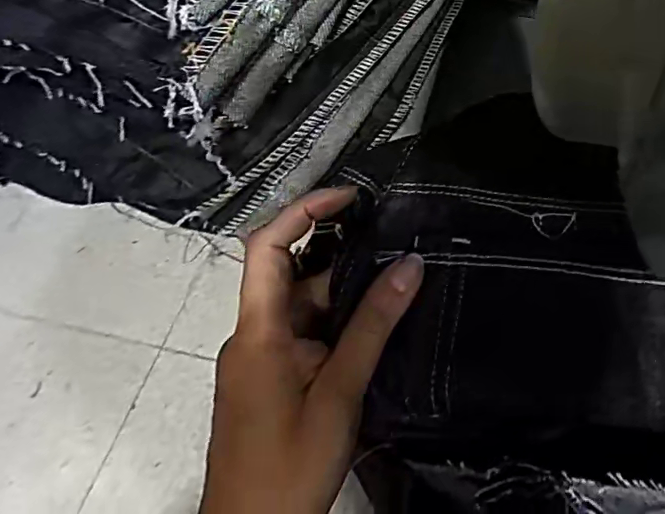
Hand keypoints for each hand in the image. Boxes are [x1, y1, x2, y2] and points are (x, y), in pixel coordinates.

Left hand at [200, 188, 423, 513]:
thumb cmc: (288, 468)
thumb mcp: (340, 392)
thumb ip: (374, 324)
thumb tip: (410, 263)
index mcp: (258, 333)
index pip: (266, 249)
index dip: (303, 211)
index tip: (349, 196)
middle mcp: (255, 335)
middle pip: (293, 271)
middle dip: (342, 250)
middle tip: (395, 234)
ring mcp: (264, 357)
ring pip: (307, 301)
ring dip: (348, 285)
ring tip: (401, 271)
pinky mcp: (276, 375)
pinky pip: (310, 327)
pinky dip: (343, 313)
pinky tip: (381, 314)